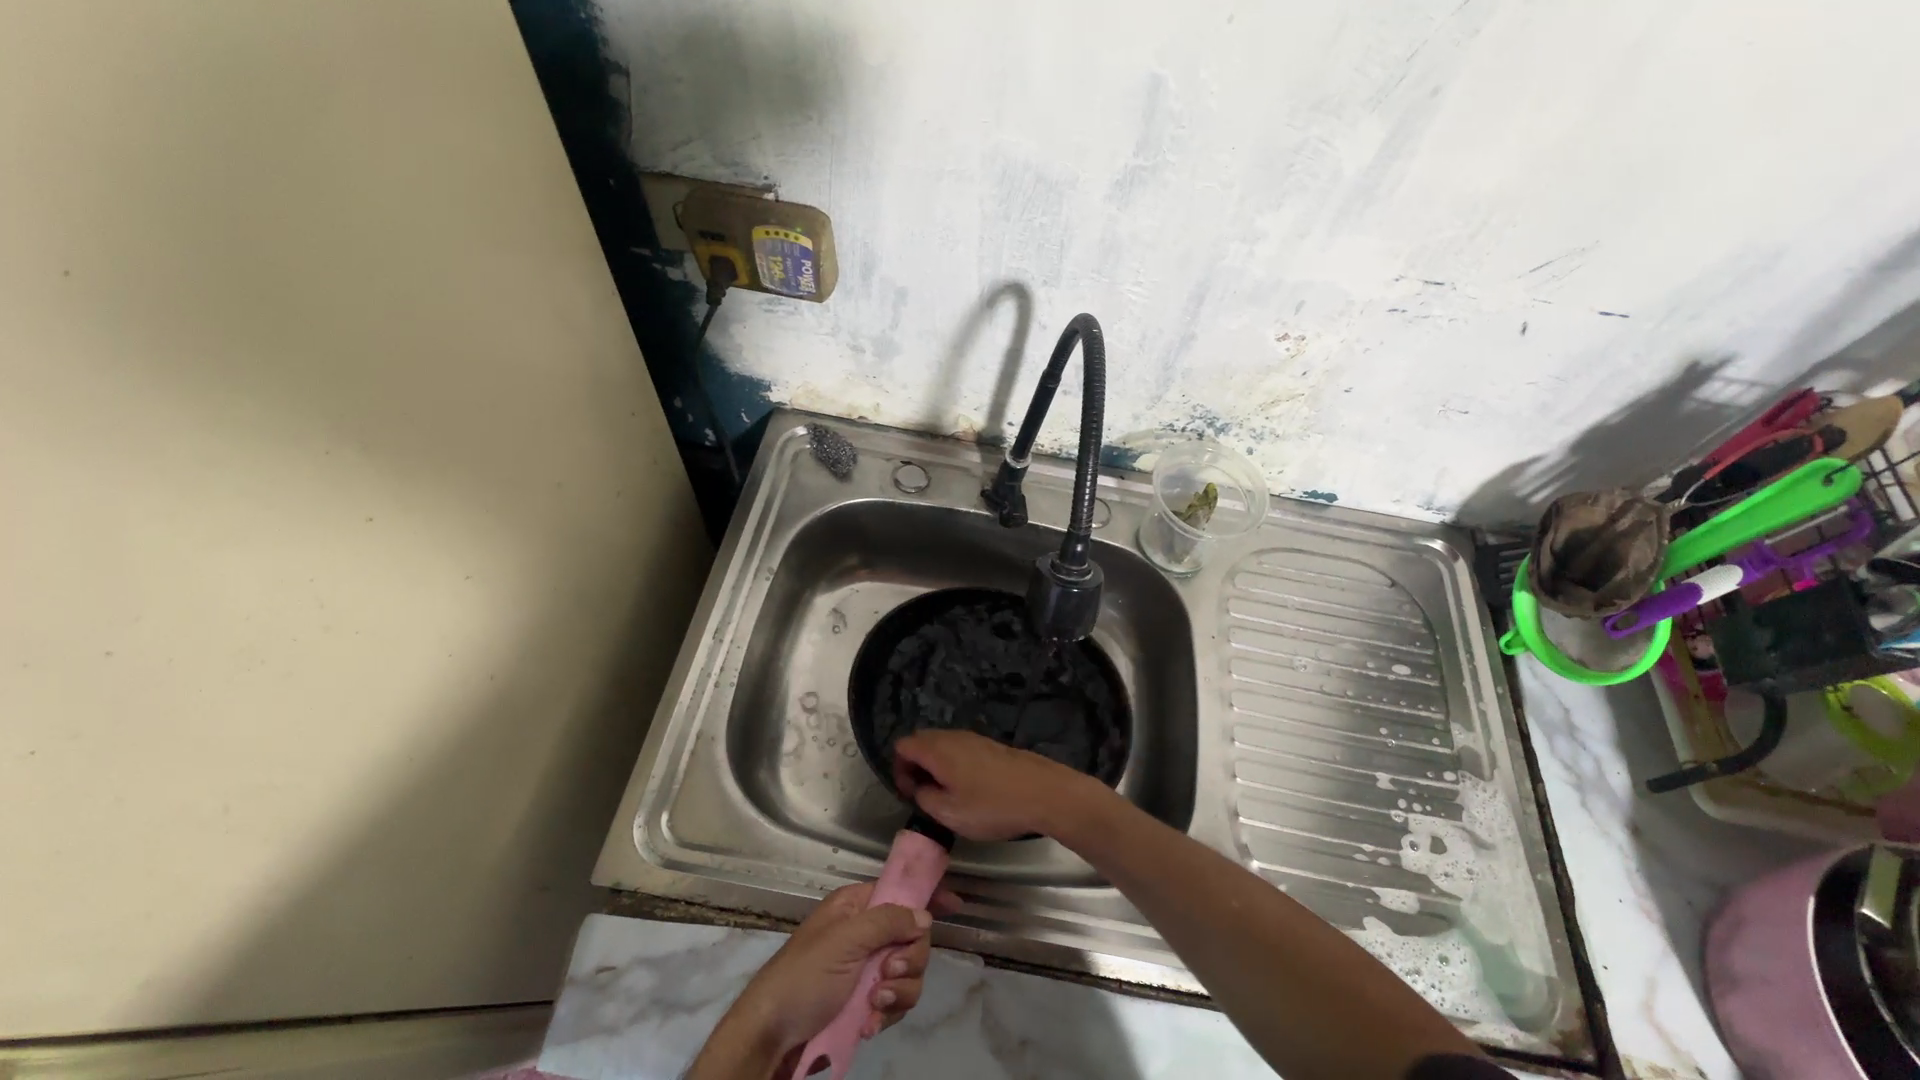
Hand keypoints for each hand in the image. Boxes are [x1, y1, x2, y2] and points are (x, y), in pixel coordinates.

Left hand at [691, 882, 958, 1078]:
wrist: (772, 1034)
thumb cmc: (803, 977)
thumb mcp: (844, 941)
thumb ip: (887, 922)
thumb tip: (925, 916)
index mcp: (855, 907)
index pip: (899, 890)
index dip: (927, 895)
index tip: (955, 905)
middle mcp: (864, 933)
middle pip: (913, 936)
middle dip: (909, 959)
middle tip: (888, 972)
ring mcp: (866, 969)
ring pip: (910, 972)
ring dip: (898, 991)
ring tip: (873, 1005)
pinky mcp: (867, 1002)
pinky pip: (897, 1000)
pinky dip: (887, 1012)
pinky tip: (868, 1023)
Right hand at [892, 730, 1096, 841]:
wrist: (1044, 793)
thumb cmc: (993, 805)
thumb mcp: (949, 813)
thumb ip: (924, 799)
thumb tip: (920, 789)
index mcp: (937, 749)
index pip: (902, 746)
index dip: (898, 770)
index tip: (911, 795)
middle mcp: (954, 736)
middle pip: (922, 742)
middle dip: (916, 767)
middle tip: (926, 796)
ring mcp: (976, 739)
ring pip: (944, 746)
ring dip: (937, 767)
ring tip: (949, 796)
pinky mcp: (993, 747)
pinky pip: (962, 750)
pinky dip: (956, 766)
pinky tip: (972, 790)